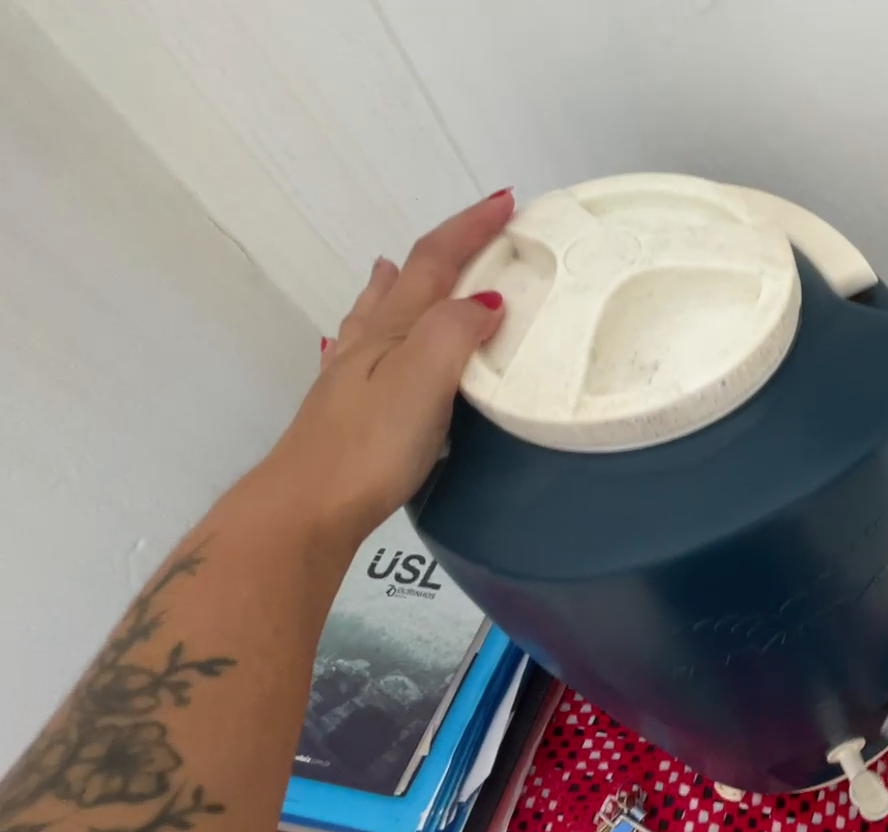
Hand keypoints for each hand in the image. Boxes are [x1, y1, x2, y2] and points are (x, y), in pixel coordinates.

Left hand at [249, 190, 515, 543]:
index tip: (506, 201)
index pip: (434, 263)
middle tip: (483, 231)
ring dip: (405, 281)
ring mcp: (356, 371)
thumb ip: (454, 335)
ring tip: (408, 264)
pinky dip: (375, 324)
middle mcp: (372, 340)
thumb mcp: (420, 383)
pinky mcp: (353, 402)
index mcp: (395, 330)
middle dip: (449, 248)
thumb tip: (487, 301)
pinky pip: (368, 345)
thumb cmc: (370, 446)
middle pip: (412, 279)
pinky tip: (360, 332)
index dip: (469, 229)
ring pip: (384, 310)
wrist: (308, 502)